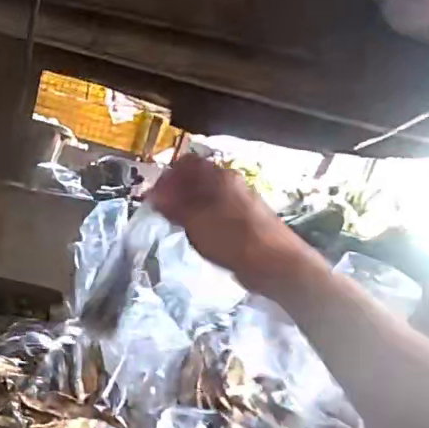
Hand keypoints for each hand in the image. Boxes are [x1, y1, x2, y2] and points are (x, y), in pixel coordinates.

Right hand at [146, 154, 310, 292]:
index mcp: (220, 178)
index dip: (167, 175)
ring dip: (186, 206)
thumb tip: (155, 194)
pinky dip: (199, 218)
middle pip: (196, 179)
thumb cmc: (233, 239)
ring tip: (172, 223)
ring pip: (205, 197)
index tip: (153, 194)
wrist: (275, 264)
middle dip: (175, 192)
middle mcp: (231, 185)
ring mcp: (239, 203)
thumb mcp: (195, 222)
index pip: (188, 163)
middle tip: (159, 210)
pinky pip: (214, 212)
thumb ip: (173, 206)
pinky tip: (194, 233)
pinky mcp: (243, 221)